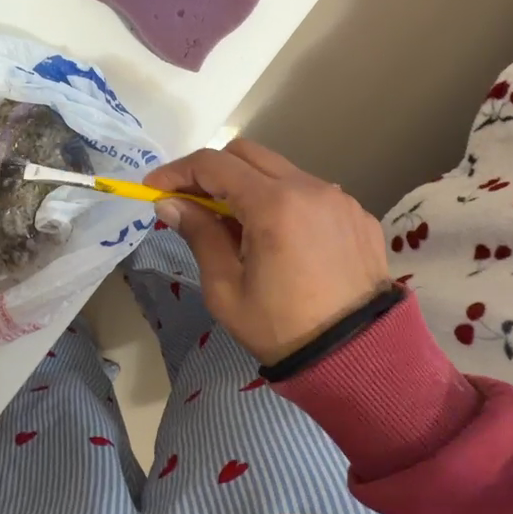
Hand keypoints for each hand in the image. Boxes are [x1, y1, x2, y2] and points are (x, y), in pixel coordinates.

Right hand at [145, 141, 389, 365]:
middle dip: (211, 171)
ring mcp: (339, 199)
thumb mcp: (225, 287)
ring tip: (234, 225)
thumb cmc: (281, 327)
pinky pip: (310, 193)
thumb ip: (198, 234)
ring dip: (248, 185)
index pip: (213, 164)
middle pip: (246, 153)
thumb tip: (169, 203)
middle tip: (191, 202)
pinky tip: (277, 238)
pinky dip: (283, 202)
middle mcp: (310, 188)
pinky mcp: (357, 215)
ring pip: (280, 170)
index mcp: (273, 204)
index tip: (153, 188)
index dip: (176, 171)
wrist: (359, 359)